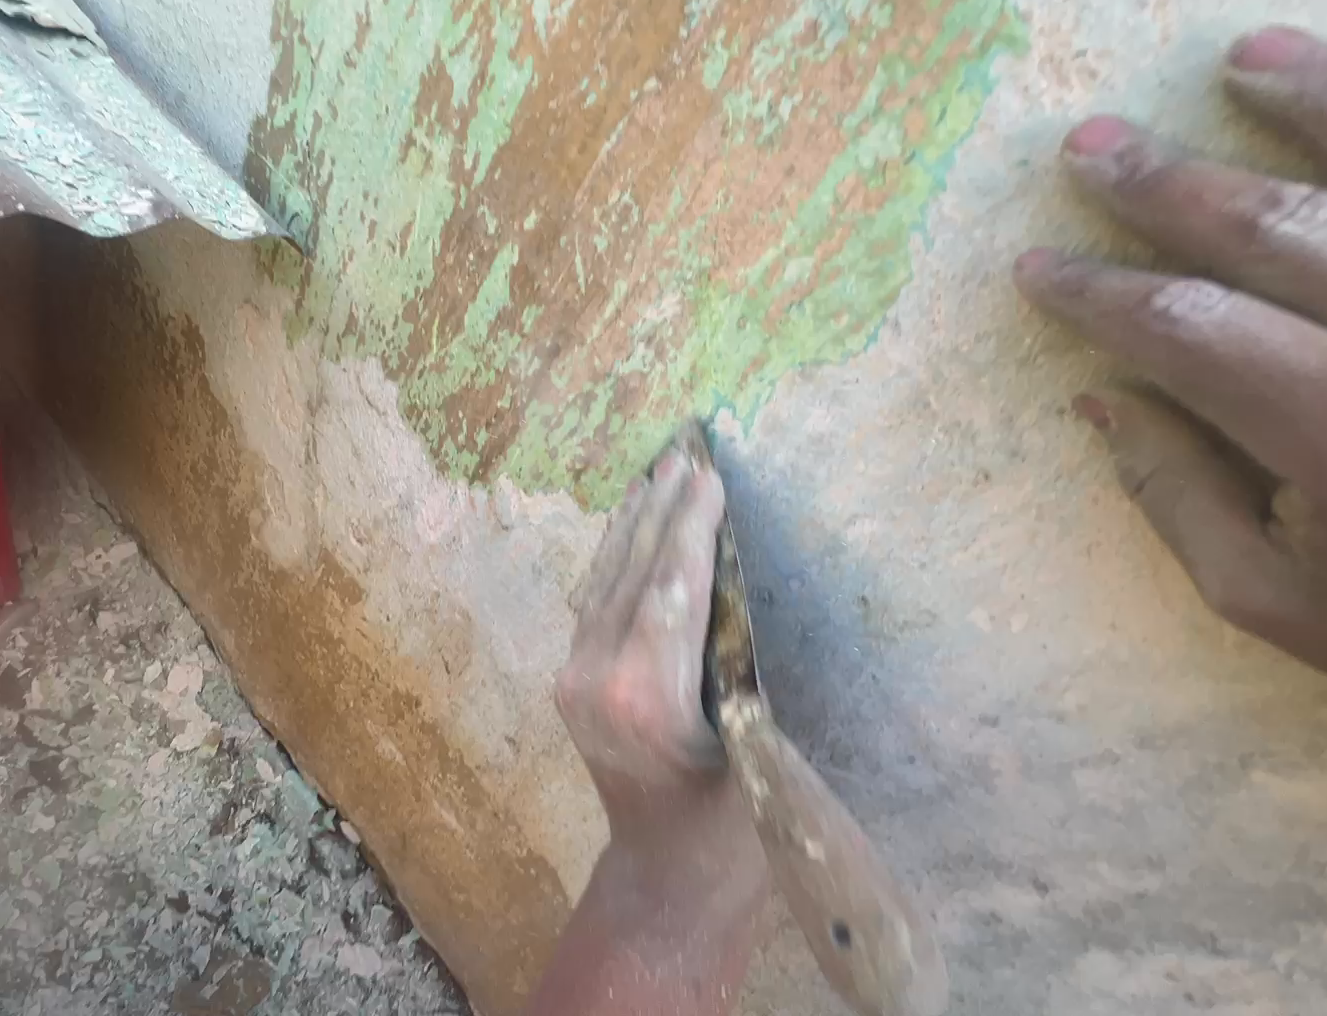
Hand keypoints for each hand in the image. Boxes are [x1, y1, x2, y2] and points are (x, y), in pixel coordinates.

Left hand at [557, 447, 733, 847]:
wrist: (662, 875)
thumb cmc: (731, 833)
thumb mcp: (758, 748)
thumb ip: (739, 665)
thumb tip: (729, 579)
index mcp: (645, 696)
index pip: (671, 588)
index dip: (691, 526)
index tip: (707, 474)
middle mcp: (594, 677)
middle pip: (631, 574)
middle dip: (659, 511)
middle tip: (681, 452)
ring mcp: (572, 677)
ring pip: (603, 582)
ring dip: (630, 526)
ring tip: (653, 476)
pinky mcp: (568, 680)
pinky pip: (592, 604)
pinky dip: (612, 561)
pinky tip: (626, 531)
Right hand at [1015, 26, 1326, 706]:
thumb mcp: (1273, 597)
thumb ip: (1174, 491)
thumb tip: (1098, 396)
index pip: (1185, 327)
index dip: (1097, 292)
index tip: (1036, 266)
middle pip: (1284, 230)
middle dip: (1170, 185)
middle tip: (1092, 144)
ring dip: (1324, 103)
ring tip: (1246, 57)